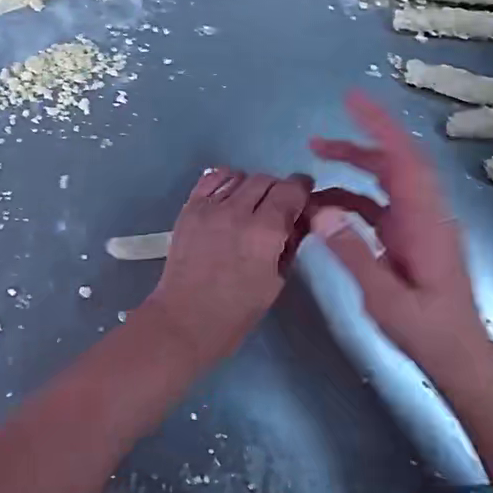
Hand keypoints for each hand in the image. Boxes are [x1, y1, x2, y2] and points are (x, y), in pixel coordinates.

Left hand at [142, 167, 310, 366]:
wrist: (186, 316)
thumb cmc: (237, 310)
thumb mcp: (276, 281)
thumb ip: (289, 244)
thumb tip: (298, 220)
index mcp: (264, 232)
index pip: (290, 191)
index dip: (302, 188)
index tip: (305, 193)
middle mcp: (236, 211)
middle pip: (265, 180)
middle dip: (278, 188)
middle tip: (280, 204)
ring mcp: (209, 207)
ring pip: (239, 176)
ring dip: (252, 185)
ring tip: (252, 203)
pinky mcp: (189, 207)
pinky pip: (211, 178)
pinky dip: (226, 181)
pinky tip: (229, 196)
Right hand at [308, 91, 489, 384]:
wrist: (460, 358)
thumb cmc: (427, 329)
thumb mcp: (384, 296)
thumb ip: (352, 252)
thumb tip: (320, 210)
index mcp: (425, 220)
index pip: (403, 160)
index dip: (380, 126)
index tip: (353, 100)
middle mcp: (424, 213)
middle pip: (392, 163)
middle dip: (356, 145)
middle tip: (315, 141)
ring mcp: (417, 224)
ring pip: (385, 180)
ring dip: (352, 166)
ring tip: (315, 159)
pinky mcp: (409, 237)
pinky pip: (378, 203)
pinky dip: (351, 196)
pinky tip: (323, 205)